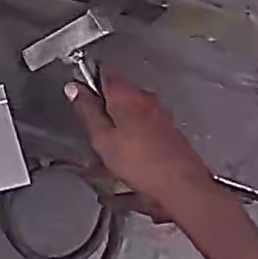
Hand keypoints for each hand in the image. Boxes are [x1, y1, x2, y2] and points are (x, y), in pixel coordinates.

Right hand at [65, 69, 237, 227]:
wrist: (183, 187)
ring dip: (117, 131)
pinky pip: (143, 135)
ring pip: (131, 117)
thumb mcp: (102, 138)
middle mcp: (146, 101)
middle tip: (91, 130)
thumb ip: (87, 110)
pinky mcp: (169, 135)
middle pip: (119, 95)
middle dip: (104, 109)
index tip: (80, 91)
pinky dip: (131, 147)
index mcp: (127, 96)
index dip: (90, 77)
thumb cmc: (142, 163)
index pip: (106, 72)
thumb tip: (74, 88)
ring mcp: (161, 117)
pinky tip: (125, 173)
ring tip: (105, 158)